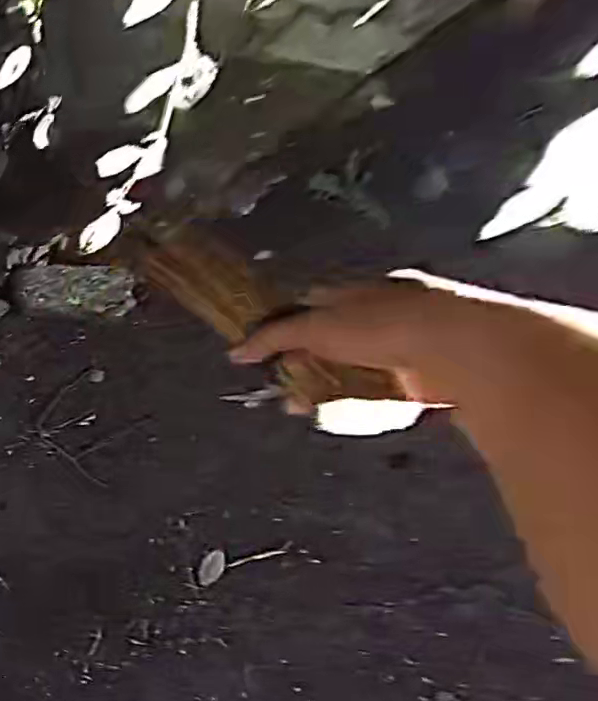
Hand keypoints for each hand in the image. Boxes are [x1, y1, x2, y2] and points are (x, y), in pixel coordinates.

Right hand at [228, 276, 527, 406]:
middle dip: (298, 364)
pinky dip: (348, 403)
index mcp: (366, 291)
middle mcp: (388, 315)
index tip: (259, 348)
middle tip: (279, 381)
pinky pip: (369, 393)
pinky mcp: (417, 379)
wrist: (466, 352)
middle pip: (325, 342)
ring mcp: (405, 348)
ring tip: (301, 404)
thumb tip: (235, 352)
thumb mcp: (314, 325)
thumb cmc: (388, 325)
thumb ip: (270, 338)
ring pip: (344, 370)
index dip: (281, 326)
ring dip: (318, 388)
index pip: (311, 305)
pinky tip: (333, 409)